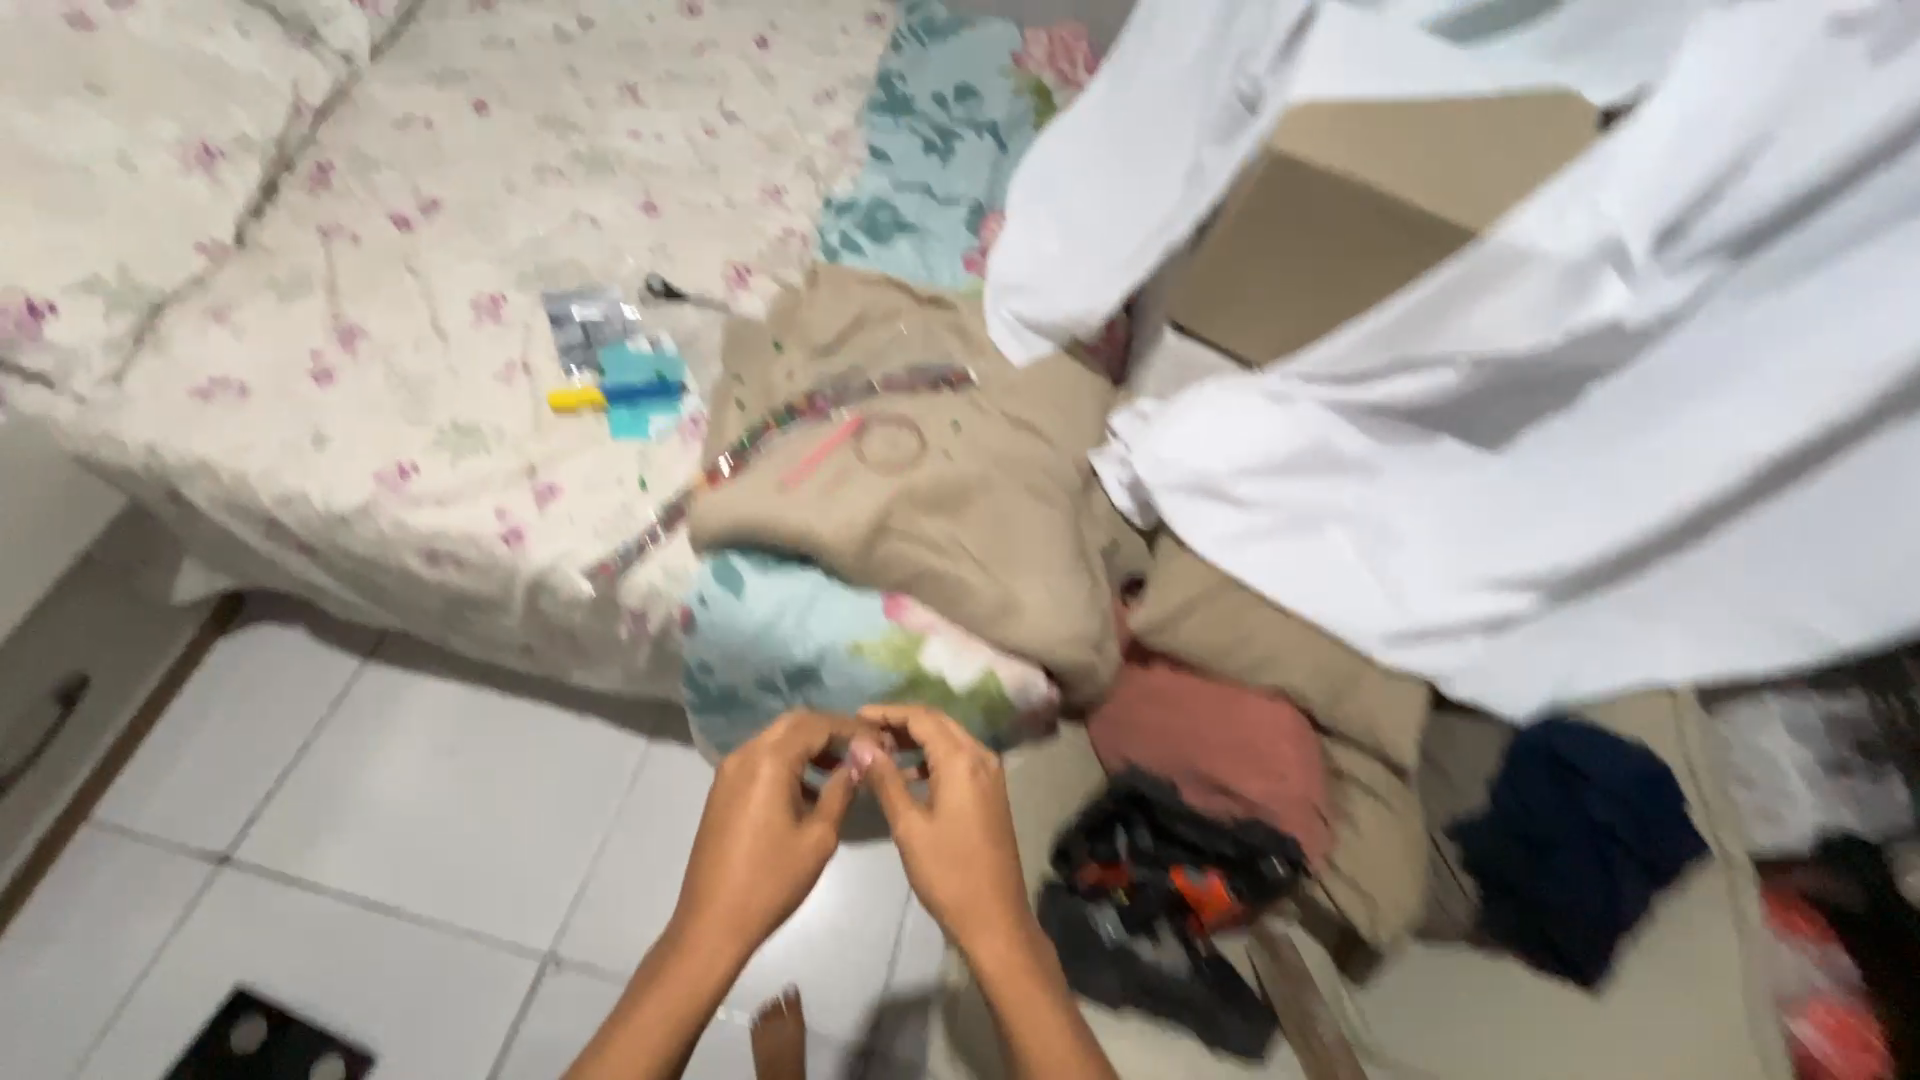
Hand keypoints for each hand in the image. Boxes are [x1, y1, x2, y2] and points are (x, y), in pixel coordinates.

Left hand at [670, 711, 876, 957]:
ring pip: (777, 738)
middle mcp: (745, 754)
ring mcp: (730, 771)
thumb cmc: (771, 881)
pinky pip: (762, 758)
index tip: (881, 742)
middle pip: (795, 723)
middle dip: (830, 730)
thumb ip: (842, 790)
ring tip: (844, 767)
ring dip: (810, 744)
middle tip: (863, 748)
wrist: (711, 923)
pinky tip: (812, 788)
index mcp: (769, 760)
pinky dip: (789, 761)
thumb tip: (860, 761)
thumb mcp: (819, 837)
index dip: (852, 729)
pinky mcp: (724, 790)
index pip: (817, 724)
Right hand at [854, 705, 1032, 951]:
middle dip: (901, 722)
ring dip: (917, 739)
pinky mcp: (991, 792)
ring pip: (950, 740)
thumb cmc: (948, 873)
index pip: (922, 717)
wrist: (995, 917)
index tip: (856, 716)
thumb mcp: (909, 826)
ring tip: (879, 749)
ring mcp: (990, 775)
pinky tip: (907, 774)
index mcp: (962, 760)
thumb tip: (861, 744)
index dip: (888, 712)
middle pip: (938, 723)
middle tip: (864, 729)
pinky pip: (959, 760)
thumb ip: (885, 779)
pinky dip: (932, 759)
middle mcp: (981, 757)